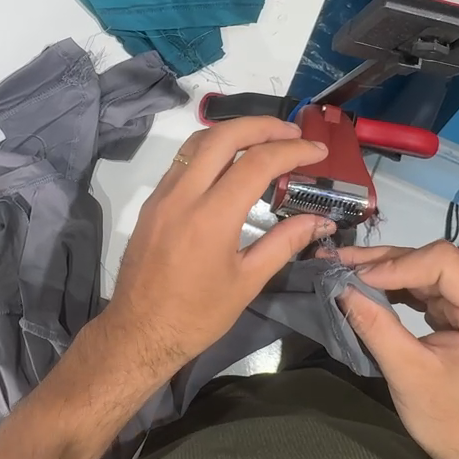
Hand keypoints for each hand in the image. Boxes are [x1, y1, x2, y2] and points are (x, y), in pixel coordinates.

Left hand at [97, 117, 336, 375]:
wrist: (139, 332)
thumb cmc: (197, 315)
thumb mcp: (248, 282)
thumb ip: (284, 243)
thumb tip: (320, 220)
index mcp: (211, 216)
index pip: (257, 163)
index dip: (292, 151)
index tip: (317, 151)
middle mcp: (183, 195)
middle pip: (223, 136)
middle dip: (262, 126)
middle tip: (292, 132)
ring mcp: (162, 195)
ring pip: (197, 142)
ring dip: (233, 132)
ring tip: (265, 139)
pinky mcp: (152, 202)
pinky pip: (182, 160)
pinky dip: (210, 150)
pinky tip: (230, 163)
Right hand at [335, 242, 458, 458]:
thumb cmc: (454, 423)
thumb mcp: (408, 375)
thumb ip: (376, 326)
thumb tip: (339, 287)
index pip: (443, 262)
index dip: (398, 264)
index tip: (357, 278)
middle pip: (435, 262)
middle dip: (386, 264)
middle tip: (339, 264)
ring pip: (429, 272)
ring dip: (388, 273)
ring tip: (347, 272)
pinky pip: (430, 289)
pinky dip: (399, 288)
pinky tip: (370, 289)